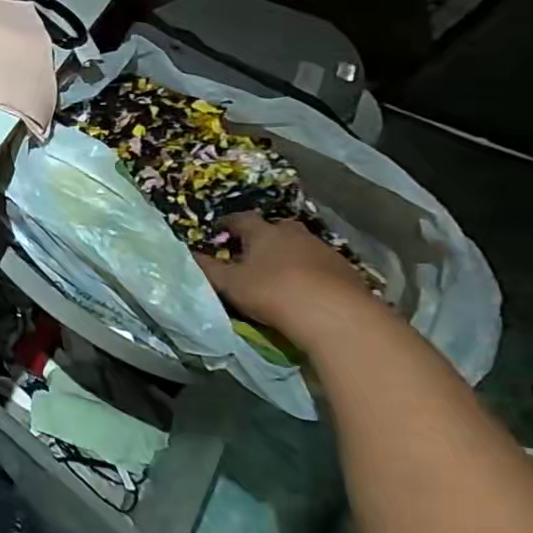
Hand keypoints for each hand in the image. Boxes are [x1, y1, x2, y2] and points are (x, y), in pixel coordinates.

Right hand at [194, 213, 383, 344]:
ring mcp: (322, 249)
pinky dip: (310, 271)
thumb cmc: (273, 292)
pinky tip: (307, 289)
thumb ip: (208, 269)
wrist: (334, 314)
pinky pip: (320, 264)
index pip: (241, 219)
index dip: (228, 224)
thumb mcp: (231, 284)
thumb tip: (188, 254)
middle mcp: (293, 233)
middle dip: (262, 237)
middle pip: (274, 228)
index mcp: (263, 232)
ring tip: (279, 273)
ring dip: (288, 254)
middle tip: (251, 253)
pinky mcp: (344, 269)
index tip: (219, 231)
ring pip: (300, 245)